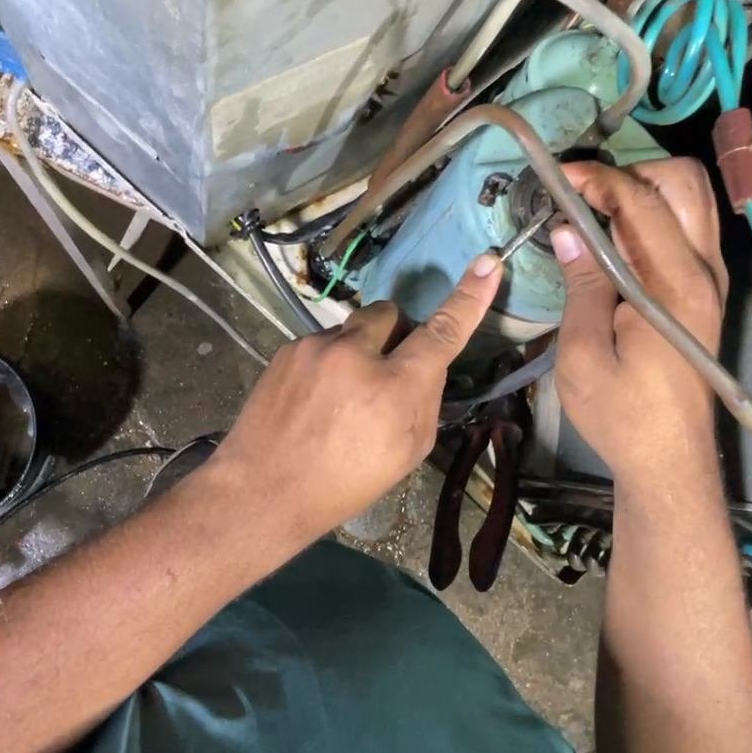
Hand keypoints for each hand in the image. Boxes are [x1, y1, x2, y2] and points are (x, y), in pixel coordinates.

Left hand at [200, 254, 503, 544]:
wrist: (263, 489)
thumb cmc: (344, 483)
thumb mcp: (407, 453)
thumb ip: (424, 400)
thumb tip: (427, 364)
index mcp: (393, 389)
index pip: (441, 333)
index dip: (469, 298)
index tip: (488, 263)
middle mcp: (354, 356)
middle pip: (389, 314)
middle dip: (395, 333)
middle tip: (386, 369)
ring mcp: (315, 347)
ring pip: (352, 329)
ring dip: (357, 350)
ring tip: (340, 395)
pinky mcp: (287, 349)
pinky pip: (322, 342)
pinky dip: (328, 362)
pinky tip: (314, 397)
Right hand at [549, 158, 727, 491]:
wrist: (668, 459)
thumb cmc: (620, 414)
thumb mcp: (583, 354)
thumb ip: (582, 285)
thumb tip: (569, 230)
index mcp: (674, 285)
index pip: (641, 202)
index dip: (596, 179)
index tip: (556, 177)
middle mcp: (705, 271)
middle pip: (684, 182)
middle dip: (629, 174)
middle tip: (582, 197)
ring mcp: (711, 279)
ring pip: (692, 200)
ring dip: (644, 190)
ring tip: (595, 212)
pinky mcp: (705, 292)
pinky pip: (688, 228)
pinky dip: (653, 214)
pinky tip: (615, 239)